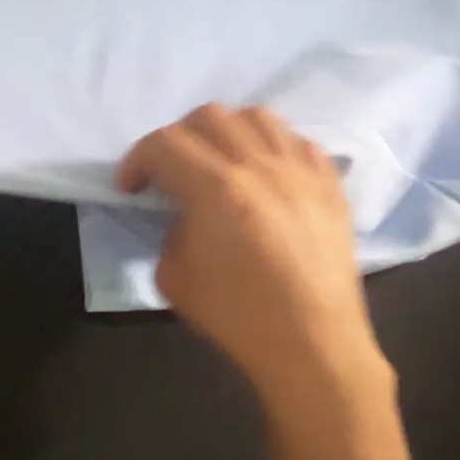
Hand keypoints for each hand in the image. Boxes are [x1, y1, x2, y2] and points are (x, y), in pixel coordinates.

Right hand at [119, 104, 387, 405]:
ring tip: (216, 163)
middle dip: (176, 138)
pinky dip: (269, 147)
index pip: (163, 144)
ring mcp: (301, 172)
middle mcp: (260, 167)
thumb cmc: (234, 313)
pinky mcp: (330, 185)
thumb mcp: (173, 274)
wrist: (310, 342)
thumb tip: (182, 212)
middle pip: (208, 116)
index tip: (130, 188)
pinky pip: (297, 141)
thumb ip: (170, 228)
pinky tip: (260, 175)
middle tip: (168, 172)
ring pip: (256, 118)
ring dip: (224, 132)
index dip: (136, 160)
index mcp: (215, 190)